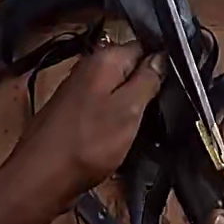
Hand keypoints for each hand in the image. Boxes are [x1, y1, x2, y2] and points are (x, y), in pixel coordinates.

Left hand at [0, 41, 164, 222]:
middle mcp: (90, 67)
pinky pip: (107, 107)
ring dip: (136, 105)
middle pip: (131, 68)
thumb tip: (162, 55)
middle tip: (169, 107)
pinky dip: (119, 119)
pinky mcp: (77, 112)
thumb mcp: (128, 110)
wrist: (42, 176)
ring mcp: (81, 90)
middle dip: (150, 85)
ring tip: (154, 124)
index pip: (144, 47)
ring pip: (120, 90)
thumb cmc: (89, 142)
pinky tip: (129, 135)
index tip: (181, 83)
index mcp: (104, 59)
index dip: (164, 63)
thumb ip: (147, 79)